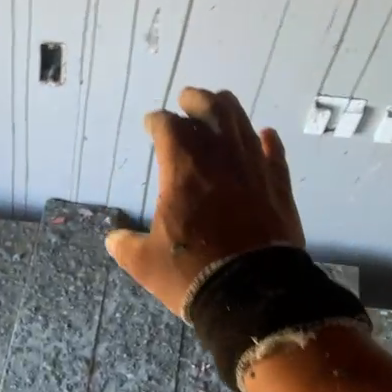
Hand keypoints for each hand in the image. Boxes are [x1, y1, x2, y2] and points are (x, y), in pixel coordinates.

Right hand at [105, 87, 304, 315]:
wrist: (250, 292)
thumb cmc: (191, 274)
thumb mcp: (145, 264)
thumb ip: (126, 245)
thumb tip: (114, 239)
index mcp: (183, 171)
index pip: (168, 128)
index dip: (157, 122)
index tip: (151, 123)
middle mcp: (220, 158)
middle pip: (210, 111)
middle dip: (196, 101)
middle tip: (187, 99)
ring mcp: (254, 168)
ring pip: (242, 123)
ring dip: (228, 110)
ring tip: (220, 106)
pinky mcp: (278, 185)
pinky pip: (273, 152)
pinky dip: (265, 140)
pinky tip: (263, 135)